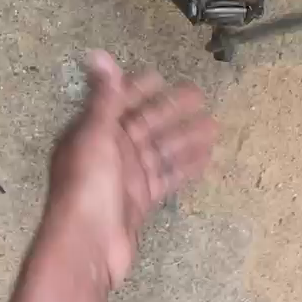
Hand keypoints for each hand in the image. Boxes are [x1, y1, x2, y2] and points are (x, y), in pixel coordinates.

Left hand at [41, 51, 216, 289]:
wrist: (87, 247)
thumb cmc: (87, 188)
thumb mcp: (95, 136)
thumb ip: (104, 97)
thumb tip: (98, 55)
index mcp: (92, 132)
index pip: (117, 102)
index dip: (137, 88)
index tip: (161, 77)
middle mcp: (108, 151)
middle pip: (145, 124)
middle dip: (171, 110)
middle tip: (200, 96)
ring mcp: (125, 178)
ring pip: (160, 151)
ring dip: (185, 137)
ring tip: (214, 126)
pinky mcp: (139, 201)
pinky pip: (165, 177)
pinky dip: (184, 167)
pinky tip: (205, 157)